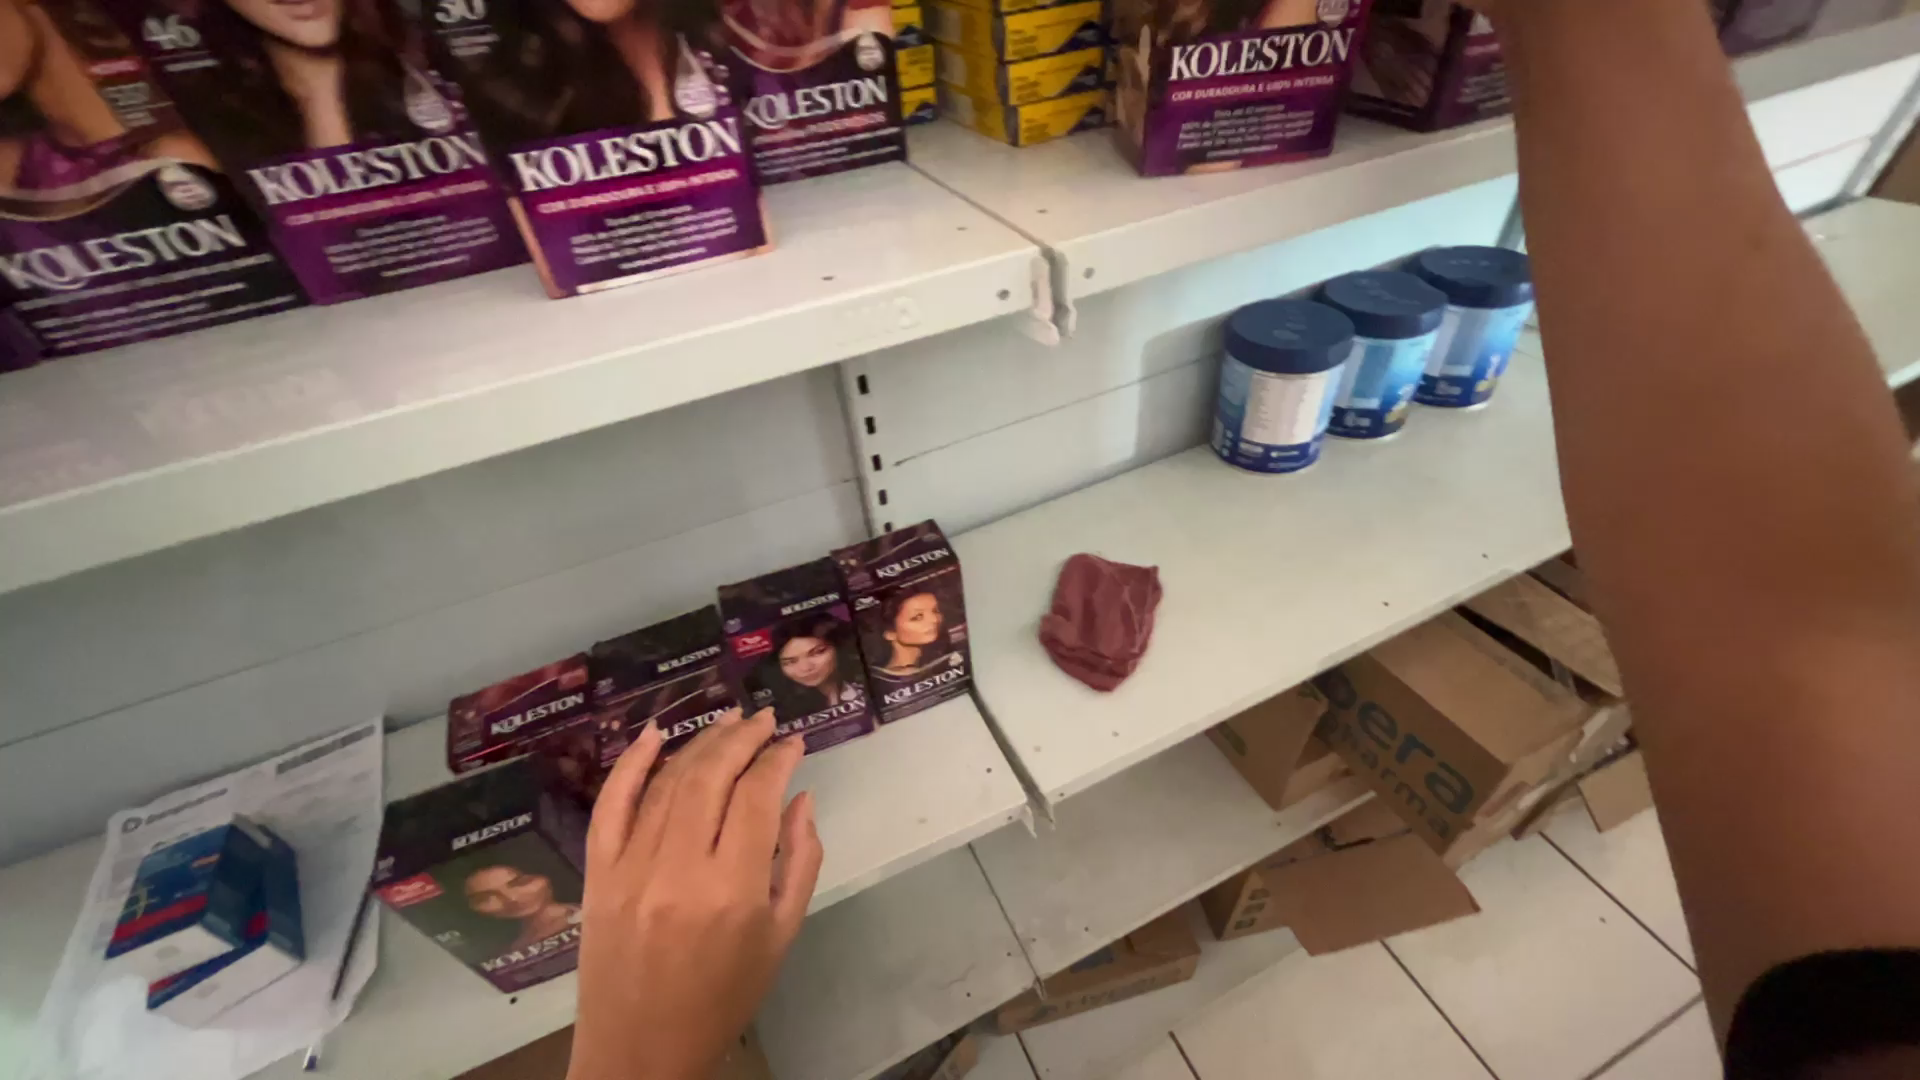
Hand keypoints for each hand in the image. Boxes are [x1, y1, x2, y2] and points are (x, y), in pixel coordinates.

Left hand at [567, 708, 822, 1079]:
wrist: (639, 1055)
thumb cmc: (725, 996)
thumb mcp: (782, 933)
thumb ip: (802, 858)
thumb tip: (801, 795)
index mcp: (732, 889)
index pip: (758, 796)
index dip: (779, 759)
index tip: (795, 742)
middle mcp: (678, 870)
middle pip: (711, 777)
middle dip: (743, 737)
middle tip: (765, 719)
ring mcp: (630, 869)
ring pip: (667, 783)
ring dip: (701, 742)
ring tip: (729, 722)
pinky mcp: (597, 876)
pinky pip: (610, 807)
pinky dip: (630, 765)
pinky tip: (654, 734)